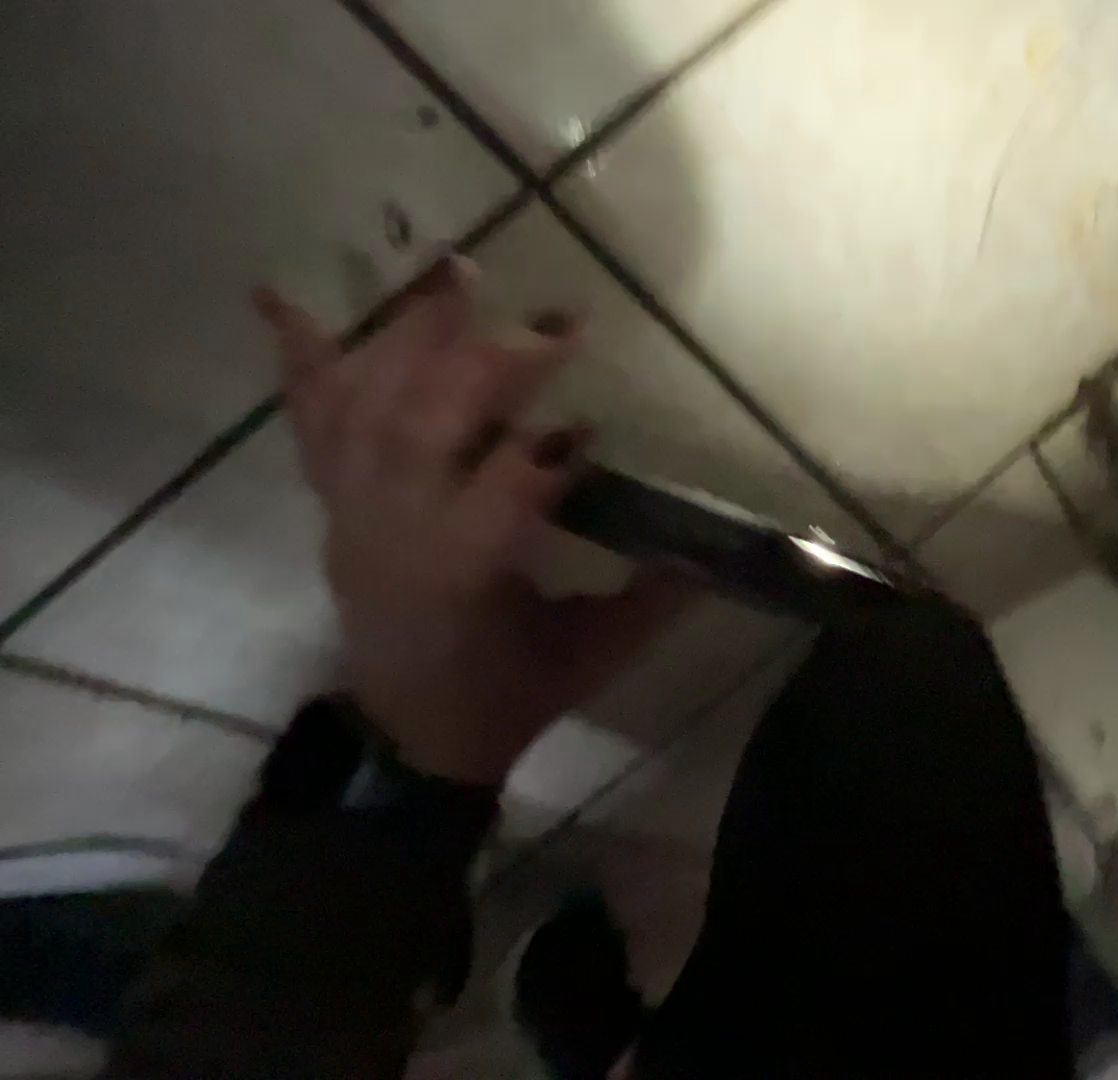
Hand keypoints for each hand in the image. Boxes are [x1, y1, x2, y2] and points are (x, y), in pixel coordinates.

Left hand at [255, 261, 692, 784]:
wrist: (412, 733)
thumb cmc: (510, 695)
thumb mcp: (593, 655)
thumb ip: (653, 601)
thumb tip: (718, 558)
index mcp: (463, 577)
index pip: (500, 489)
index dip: (548, 450)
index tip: (595, 428)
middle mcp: (393, 533)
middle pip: (426, 424)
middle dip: (491, 362)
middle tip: (554, 321)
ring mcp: (353, 514)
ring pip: (367, 406)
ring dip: (411, 334)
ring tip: (457, 271)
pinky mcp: (335, 507)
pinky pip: (312, 424)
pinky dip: (302, 360)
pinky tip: (288, 298)